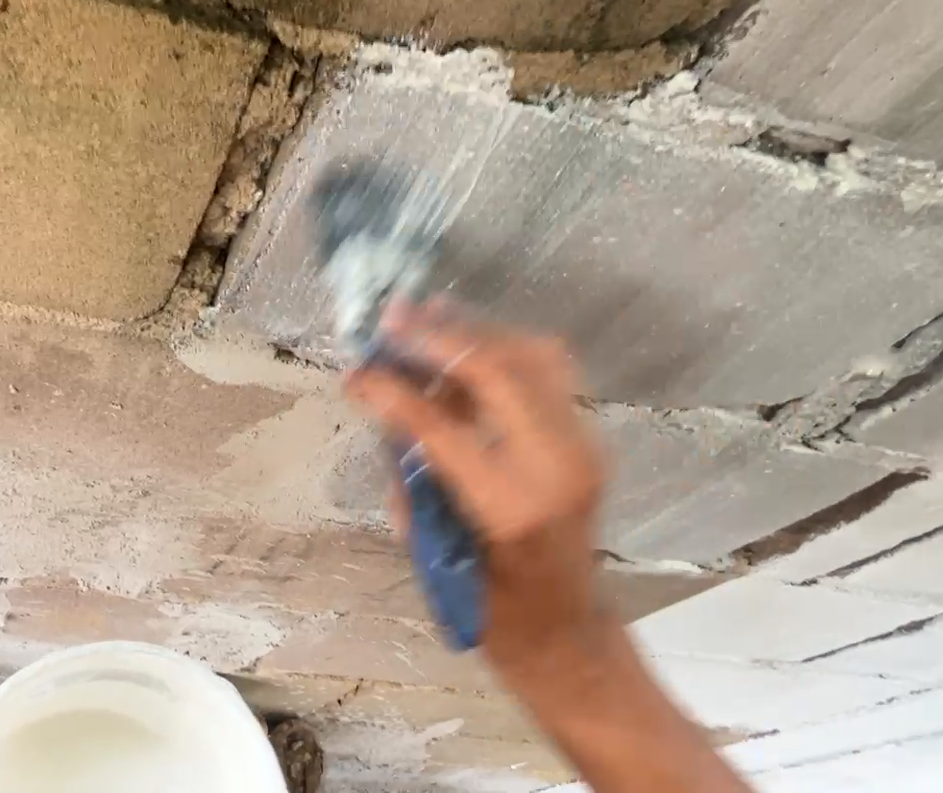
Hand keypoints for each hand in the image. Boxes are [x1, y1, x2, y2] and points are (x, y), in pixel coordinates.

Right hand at [344, 301, 609, 681]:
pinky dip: (503, 344)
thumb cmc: (489, 606)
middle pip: (498, 373)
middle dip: (438, 338)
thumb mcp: (431, 547)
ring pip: (531, 356)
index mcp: (512, 508)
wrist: (566, 627)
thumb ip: (408, 470)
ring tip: (424, 315)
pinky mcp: (587, 435)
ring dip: (473, 331)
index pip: (440, 428)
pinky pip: (547, 368)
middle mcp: (558, 467)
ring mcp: (583, 446)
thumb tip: (378, 401)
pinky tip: (464, 339)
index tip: (355, 372)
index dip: (391, 392)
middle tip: (392, 317)